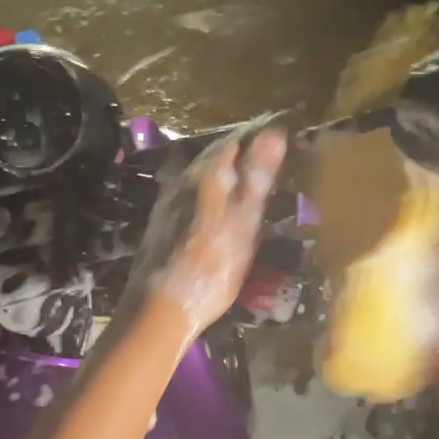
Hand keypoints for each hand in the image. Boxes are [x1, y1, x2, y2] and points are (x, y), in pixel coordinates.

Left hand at [150, 130, 287, 332]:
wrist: (160, 306)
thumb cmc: (211, 265)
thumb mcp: (244, 221)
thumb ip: (257, 177)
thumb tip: (275, 132)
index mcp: (205, 175)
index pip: (234, 141)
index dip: (257, 138)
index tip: (279, 141)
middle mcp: (182, 181)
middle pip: (214, 157)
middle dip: (239, 156)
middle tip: (266, 162)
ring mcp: (169, 203)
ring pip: (201, 177)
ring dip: (223, 177)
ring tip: (247, 186)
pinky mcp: (162, 225)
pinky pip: (192, 197)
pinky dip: (211, 197)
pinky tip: (219, 211)